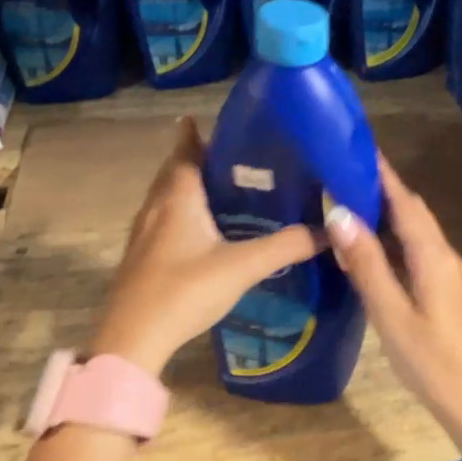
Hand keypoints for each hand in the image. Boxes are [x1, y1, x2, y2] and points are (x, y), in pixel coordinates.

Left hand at [93, 117, 325, 372]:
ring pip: (167, 198)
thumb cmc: (184, 291)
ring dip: (188, 187)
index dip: (194, 134)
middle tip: (229, 155)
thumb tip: (329, 230)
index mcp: (177, 199)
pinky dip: (184, 214)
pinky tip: (204, 232)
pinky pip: (165, 222)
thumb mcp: (243, 267)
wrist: (132, 340)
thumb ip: (286, 246)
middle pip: (174, 172)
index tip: (207, 119)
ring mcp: (144, 236)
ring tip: (221, 188)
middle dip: (196, 159)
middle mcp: (156, 209)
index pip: (185, 152)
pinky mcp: (143, 260)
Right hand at [326, 156, 461, 415]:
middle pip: (412, 211)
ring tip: (347, 201)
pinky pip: (414, 250)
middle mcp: (443, 255)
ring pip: (414, 231)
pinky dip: (391, 239)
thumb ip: (366, 264)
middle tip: (342, 172)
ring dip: (385, 213)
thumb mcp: (390, 313)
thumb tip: (340, 213)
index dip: (382, 173)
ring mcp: (445, 272)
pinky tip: (367, 247)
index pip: (405, 201)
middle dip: (381, 188)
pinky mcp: (442, 289)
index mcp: (433, 256)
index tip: (356, 148)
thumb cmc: (429, 360)